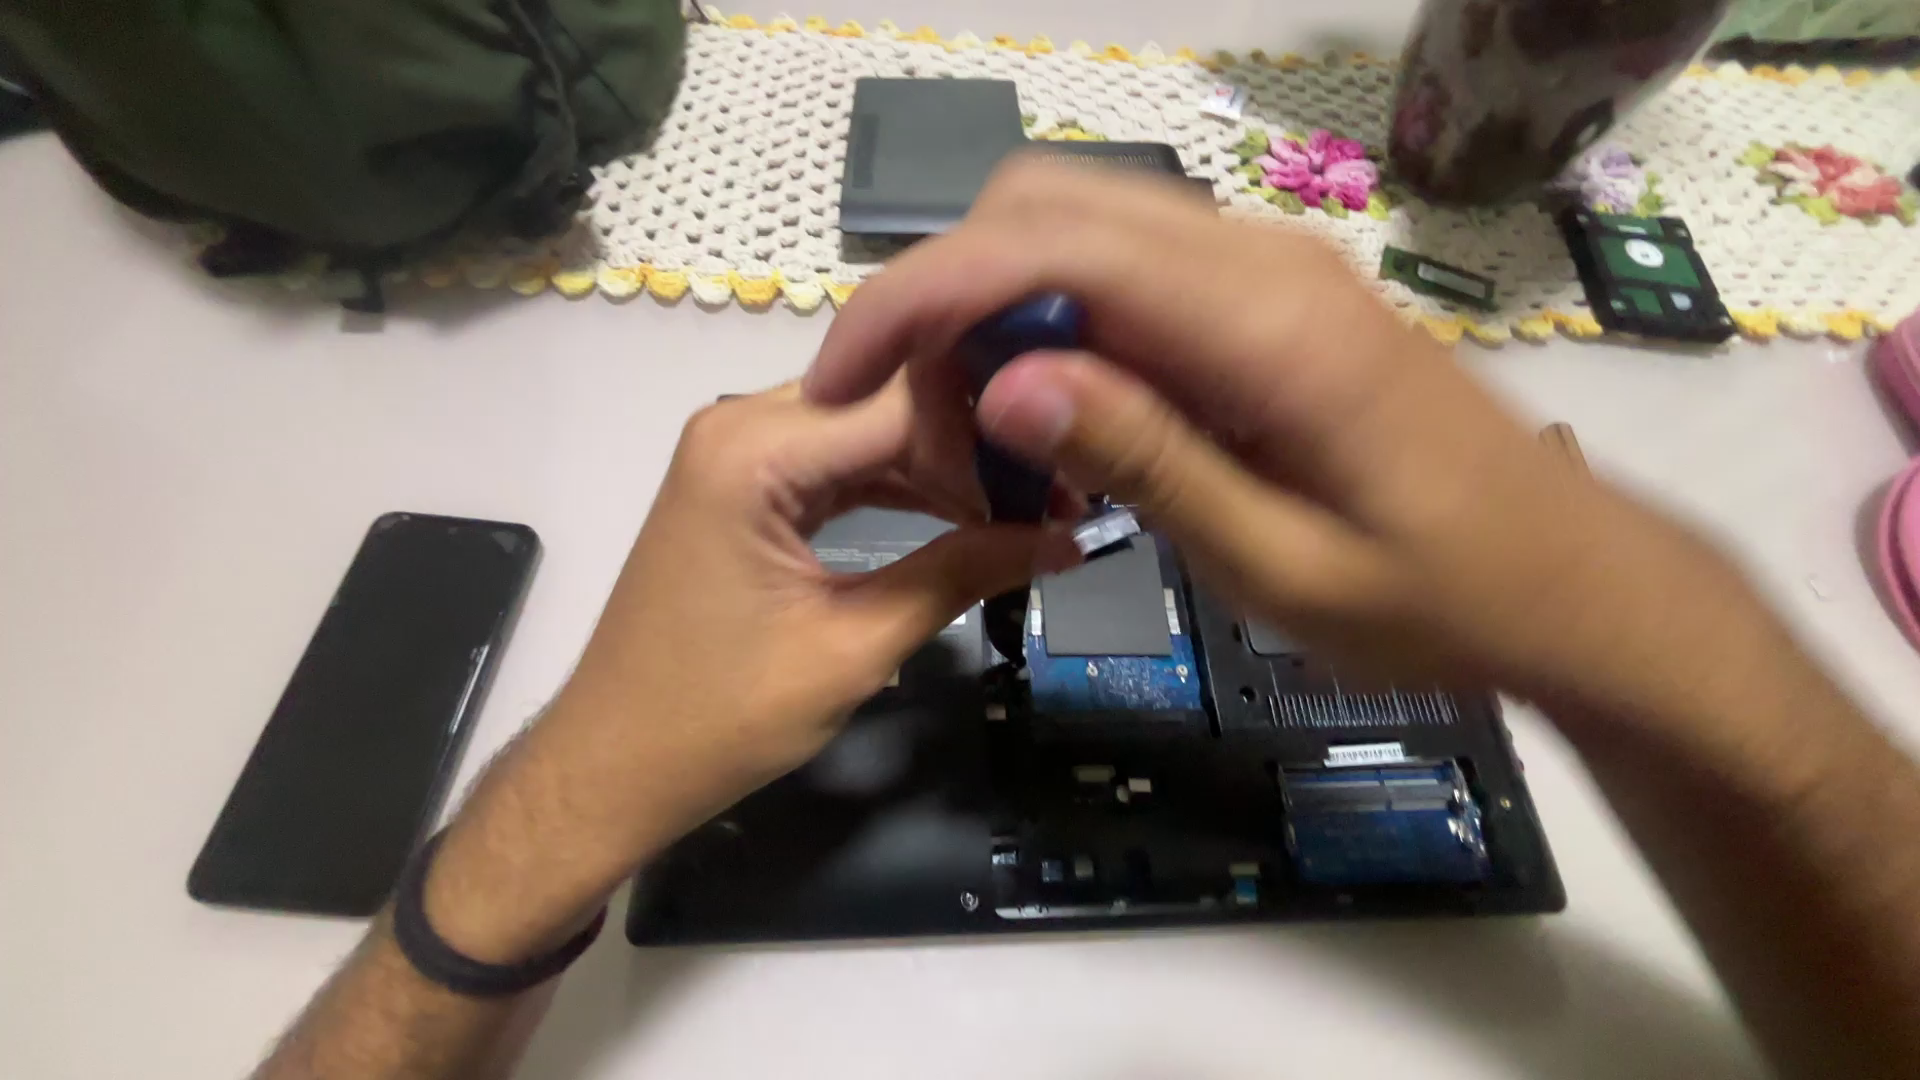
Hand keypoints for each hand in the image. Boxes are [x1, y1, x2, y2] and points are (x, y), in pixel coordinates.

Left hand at [554, 379, 1075, 832]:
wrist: (613, 765)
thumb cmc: (720, 718)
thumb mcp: (855, 646)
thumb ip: (960, 575)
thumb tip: (1062, 539)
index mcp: (755, 450)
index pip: (906, 405)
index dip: (991, 442)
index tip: (1061, 485)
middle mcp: (743, 422)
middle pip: (888, 403)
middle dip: (972, 448)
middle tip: (1052, 494)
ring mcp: (740, 449)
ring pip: (869, 428)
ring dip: (942, 467)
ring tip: (1022, 505)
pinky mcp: (746, 482)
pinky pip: (839, 461)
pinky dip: (898, 484)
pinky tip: (960, 511)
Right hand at [804, 160, 1764, 710]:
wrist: (1567, 585)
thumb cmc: (1433, 602)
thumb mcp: (1276, 565)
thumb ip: (1146, 460)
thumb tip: (1006, 380)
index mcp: (1259, 323)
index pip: (1042, 249)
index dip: (916, 299)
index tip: (842, 379)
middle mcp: (1253, 261)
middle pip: (1043, 206)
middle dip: (945, 300)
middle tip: (932, 425)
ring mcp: (1260, 269)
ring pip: (1073, 230)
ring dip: (994, 314)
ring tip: (991, 435)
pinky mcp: (1259, 299)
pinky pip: (1119, 275)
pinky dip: (1051, 327)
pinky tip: (1061, 418)